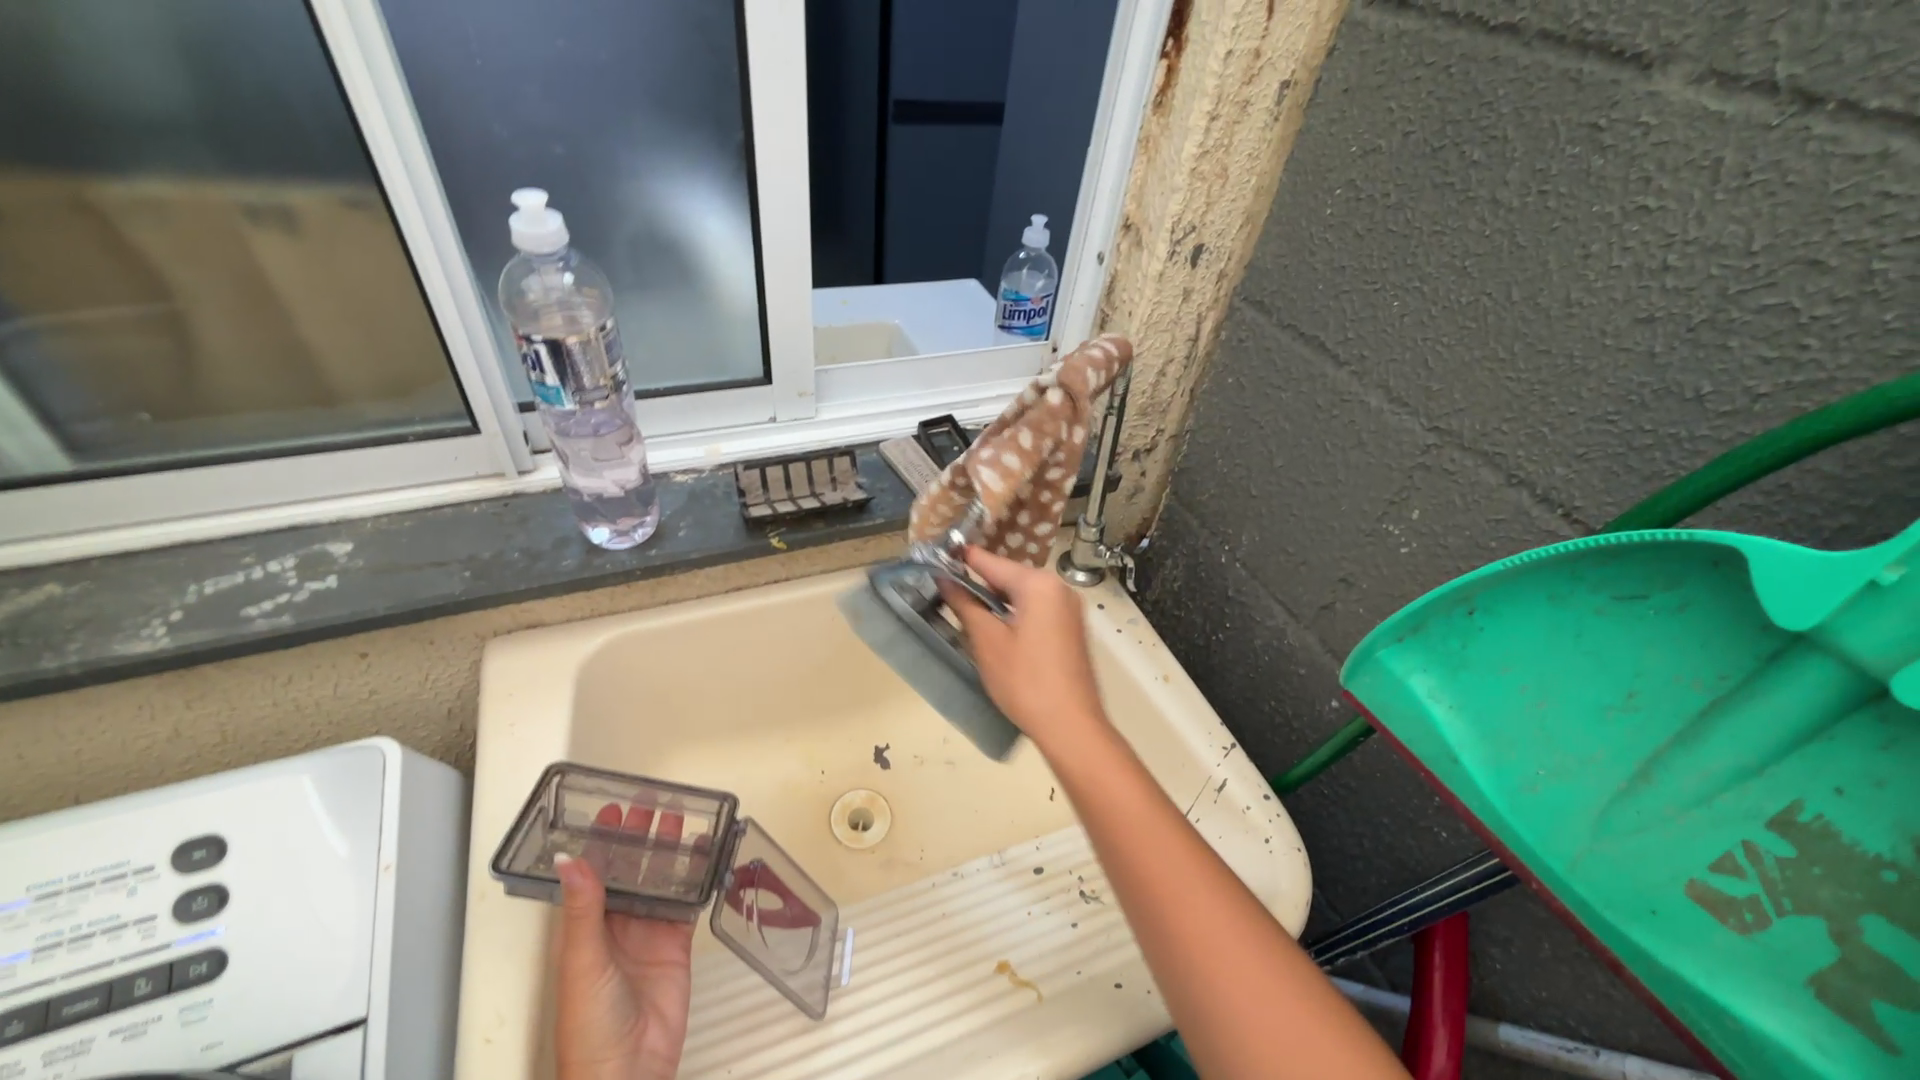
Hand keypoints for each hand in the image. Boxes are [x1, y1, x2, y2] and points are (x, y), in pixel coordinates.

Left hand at [553, 814, 695, 1079]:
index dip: (602, 843)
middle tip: (653, 806)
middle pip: (629, 873)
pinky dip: (695, 879)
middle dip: (639, 840)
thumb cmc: (590, 1025)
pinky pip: (686, 905)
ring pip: (659, 883)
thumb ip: (583, 909)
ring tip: (680, 820)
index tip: (612, 810)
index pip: (592, 875)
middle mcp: (615, 928)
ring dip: (668, 853)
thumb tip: (569, 859)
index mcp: (584, 930)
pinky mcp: (676, 947)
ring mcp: (647, 936)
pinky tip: (704, 856)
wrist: (629, 1072)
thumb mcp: (583, 961)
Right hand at [944, 546, 1109, 751]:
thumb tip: (944, 579)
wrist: (1071, 725)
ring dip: (996, 601)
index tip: (935, 560)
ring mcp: (1070, 608)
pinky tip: (998, 632)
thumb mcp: (987, 641)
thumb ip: (965, 604)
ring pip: (1023, 594)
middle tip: (947, 594)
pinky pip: (1037, 609)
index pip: (991, 562)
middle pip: (1009, 576)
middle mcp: (1059, 587)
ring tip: (967, 615)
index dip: (961, 560)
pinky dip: (1015, 614)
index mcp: (1038, 584)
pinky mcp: (1072, 628)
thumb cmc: (1025, 682)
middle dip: (979, 584)